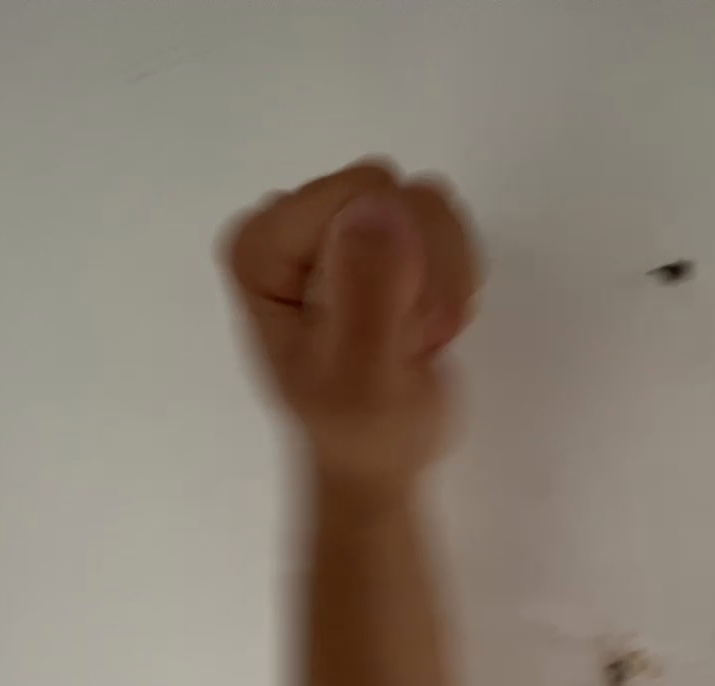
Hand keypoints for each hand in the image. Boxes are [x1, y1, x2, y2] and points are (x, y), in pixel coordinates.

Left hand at [222, 160, 479, 493]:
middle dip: (425, 278)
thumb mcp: (363, 377)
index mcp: (262, 248)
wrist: (382, 460)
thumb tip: (382, 205)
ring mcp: (340, 227)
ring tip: (414, 339)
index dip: (400, 267)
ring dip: (443, 285)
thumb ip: (367, 294)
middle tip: (406, 342)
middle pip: (402, 197)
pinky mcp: (381, 236)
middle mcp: (294, 224)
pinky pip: (447, 228)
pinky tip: (426, 327)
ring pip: (432, 209)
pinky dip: (452, 283)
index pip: (365, 197)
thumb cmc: (366, 433)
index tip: (392, 331)